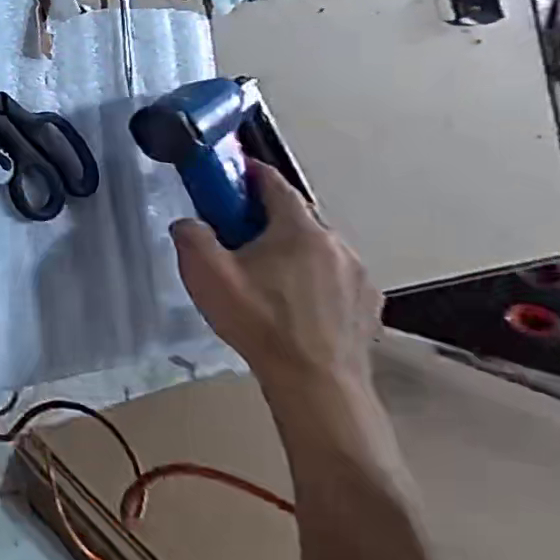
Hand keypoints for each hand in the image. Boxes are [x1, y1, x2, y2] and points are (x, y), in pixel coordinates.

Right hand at [171, 159, 381, 388]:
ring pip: (317, 250)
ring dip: (292, 253)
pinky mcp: (369, 308)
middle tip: (236, 236)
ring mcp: (359, 278)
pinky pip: (335, 280)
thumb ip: (191, 235)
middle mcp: (337, 244)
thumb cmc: (260, 323)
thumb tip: (190, 224)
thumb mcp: (206, 274)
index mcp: (299, 229)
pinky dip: (314, 282)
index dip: (249, 172)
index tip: (229, 174)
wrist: (318, 388)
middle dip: (266, 219)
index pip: (274, 183)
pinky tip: (294, 308)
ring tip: (265, 279)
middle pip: (296, 218)